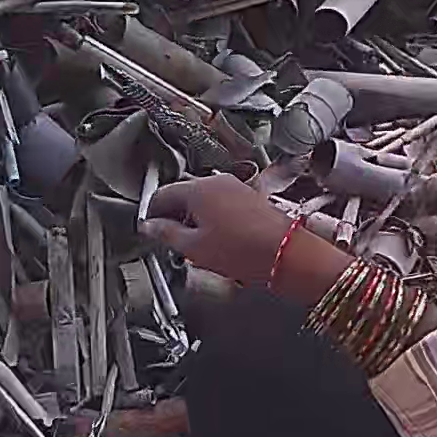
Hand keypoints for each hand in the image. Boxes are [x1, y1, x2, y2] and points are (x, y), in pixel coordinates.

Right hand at [142, 175, 351, 305]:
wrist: (286, 254)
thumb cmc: (244, 250)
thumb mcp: (194, 247)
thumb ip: (167, 233)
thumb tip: (151, 226)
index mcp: (198, 189)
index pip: (162, 194)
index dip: (151, 213)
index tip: (149, 228)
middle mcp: (217, 182)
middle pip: (183, 195)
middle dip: (173, 216)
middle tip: (169, 240)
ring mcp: (236, 189)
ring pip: (204, 200)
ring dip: (194, 219)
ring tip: (195, 245)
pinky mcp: (250, 200)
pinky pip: (222, 206)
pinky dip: (214, 220)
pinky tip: (218, 242)